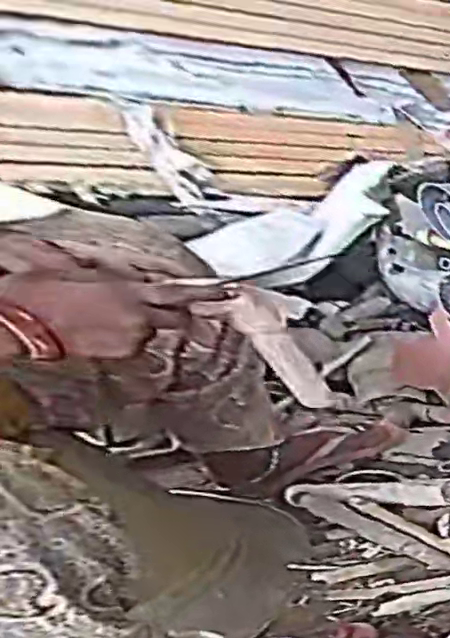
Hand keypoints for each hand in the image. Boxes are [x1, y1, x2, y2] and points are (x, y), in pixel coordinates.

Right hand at [0, 234, 229, 363]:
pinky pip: (137, 343)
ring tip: (107, 318)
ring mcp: (136, 335)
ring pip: (155, 330)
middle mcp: (141, 315)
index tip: (227, 292)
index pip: (179, 293)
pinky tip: (100, 331)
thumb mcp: (70, 273)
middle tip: (150, 307)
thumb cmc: (34, 292)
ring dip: (142, 324)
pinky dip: (126, 337)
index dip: (205, 293)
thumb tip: (128, 276)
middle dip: (172, 312)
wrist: (18, 322)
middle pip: (177, 317)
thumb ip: (108, 277)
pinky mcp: (128, 352)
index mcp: (128, 292)